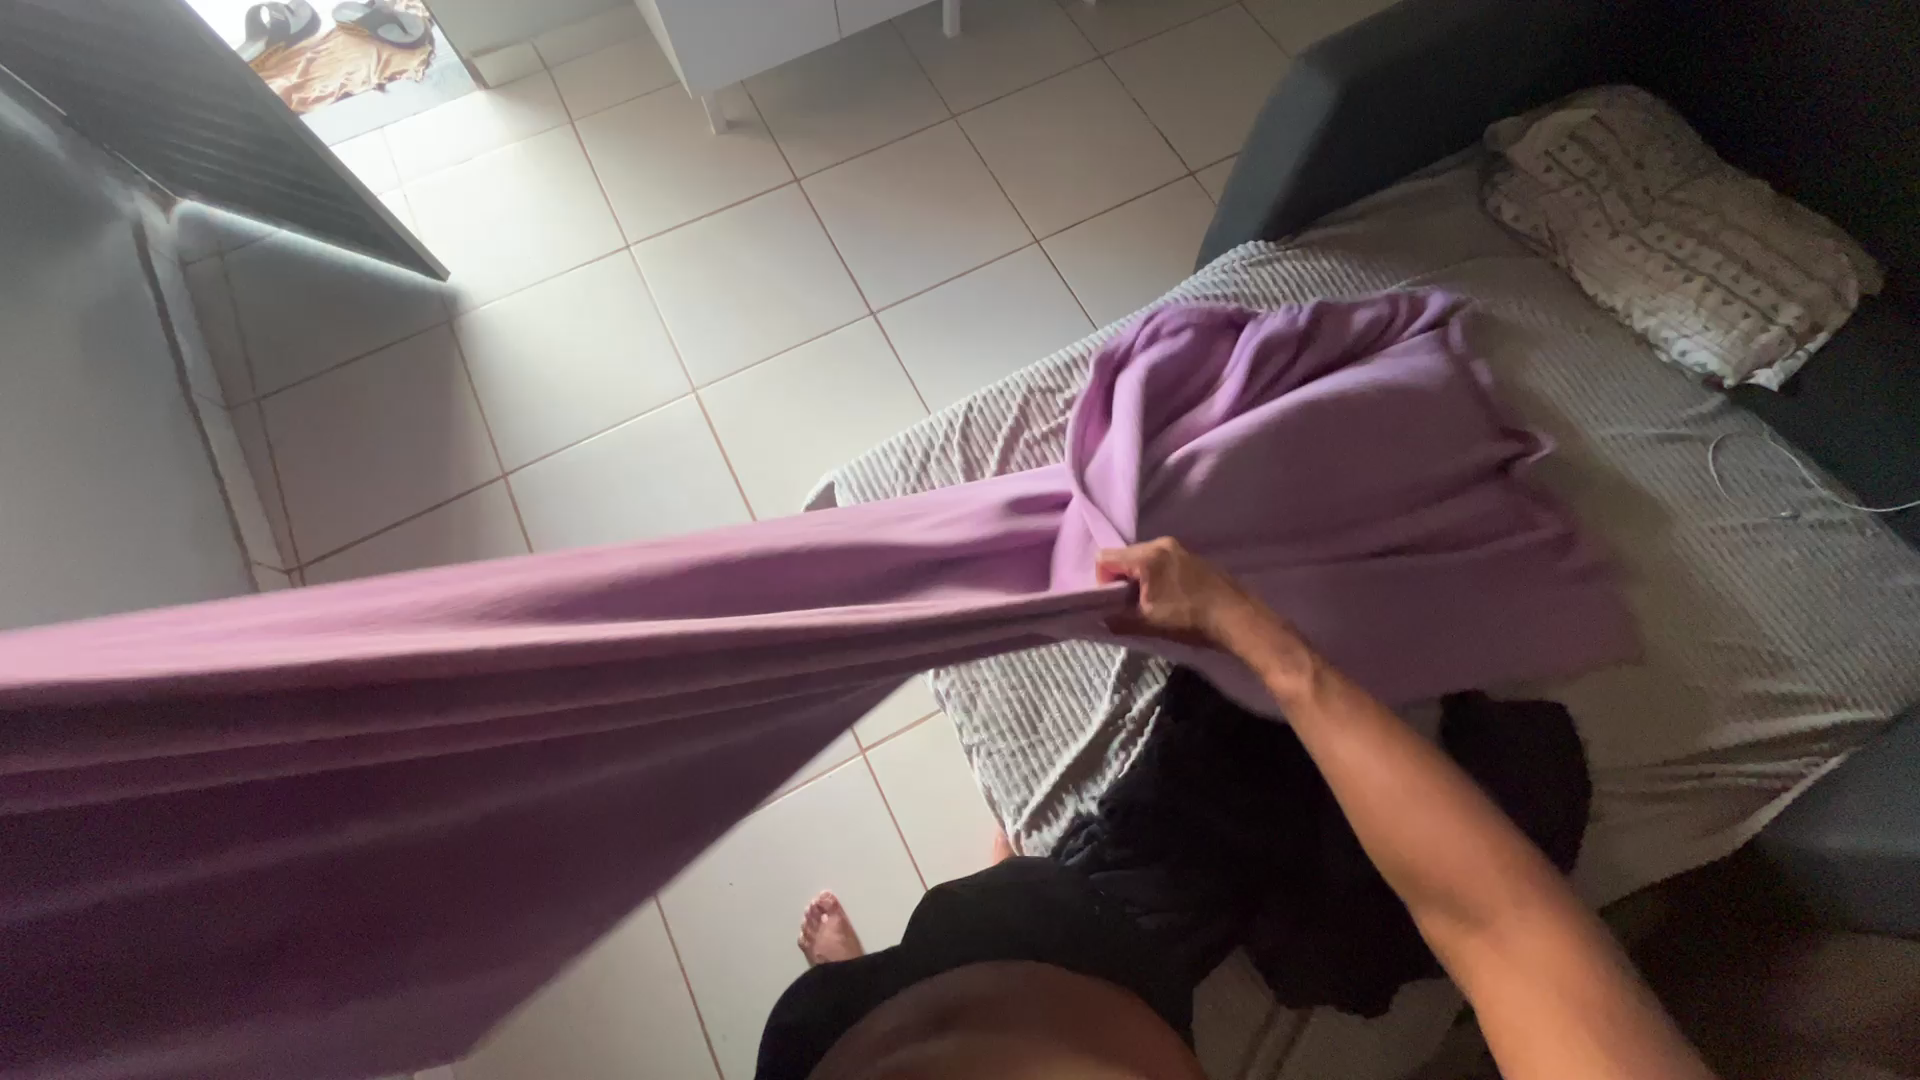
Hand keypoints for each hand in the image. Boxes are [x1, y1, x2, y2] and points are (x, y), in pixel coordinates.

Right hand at [1094, 537, 1253, 647]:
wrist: (1237, 617)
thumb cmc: (1189, 618)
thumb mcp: (1148, 623)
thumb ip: (1119, 620)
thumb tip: (1103, 620)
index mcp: (1147, 556)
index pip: (1105, 558)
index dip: (1103, 582)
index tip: (1116, 602)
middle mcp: (1161, 544)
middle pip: (1123, 556)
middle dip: (1121, 579)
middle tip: (1133, 604)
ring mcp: (1178, 548)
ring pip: (1142, 558)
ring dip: (1139, 578)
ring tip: (1152, 602)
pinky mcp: (1191, 556)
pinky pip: (1161, 560)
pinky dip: (1156, 576)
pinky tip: (1170, 596)